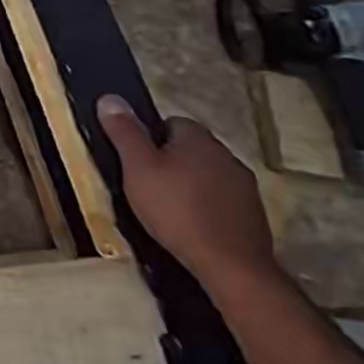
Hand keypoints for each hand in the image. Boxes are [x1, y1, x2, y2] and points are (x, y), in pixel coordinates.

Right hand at [98, 95, 274, 286]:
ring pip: (207, 176)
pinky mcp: (254, 216)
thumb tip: (109, 97)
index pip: (169, 123)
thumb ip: (124, 132)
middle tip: (147, 186)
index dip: (148, 140)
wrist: (230, 265)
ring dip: (190, 186)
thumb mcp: (137, 168)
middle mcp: (226, 154)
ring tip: (168, 211)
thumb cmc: (176, 210)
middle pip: (189, 149)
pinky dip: (207, 209)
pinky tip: (192, 228)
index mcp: (198, 137)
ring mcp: (244, 187)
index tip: (137, 163)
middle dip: (170, 163)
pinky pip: (221, 202)